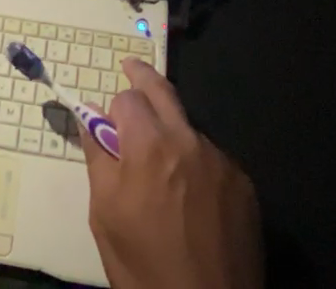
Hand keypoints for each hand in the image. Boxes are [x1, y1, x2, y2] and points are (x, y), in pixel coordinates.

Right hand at [83, 59, 262, 288]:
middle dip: (143, 78)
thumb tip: (92, 122)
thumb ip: (99, 160)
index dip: (114, 110)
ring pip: (188, 128)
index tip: (108, 124)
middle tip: (131, 68)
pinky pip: (212, 158)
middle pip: (163, 90)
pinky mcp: (244, 183)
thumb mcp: (105, 215)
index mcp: (149, 146)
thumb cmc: (144, 267)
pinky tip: (191, 197)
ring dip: (171, 134)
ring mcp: (221, 160)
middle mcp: (188, 140)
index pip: (128, 97)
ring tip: (162, 170)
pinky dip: (196, 164)